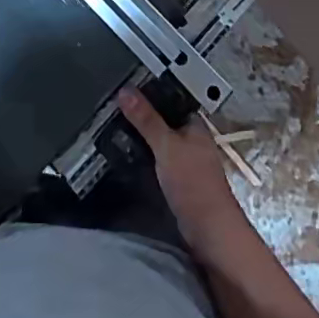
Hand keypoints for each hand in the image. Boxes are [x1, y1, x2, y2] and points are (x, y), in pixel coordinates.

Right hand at [118, 87, 245, 243]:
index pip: (170, 98)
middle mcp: (190, 139)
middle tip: (109, 107)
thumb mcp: (167, 146)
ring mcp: (184, 160)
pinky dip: (141, 155)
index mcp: (194, 124)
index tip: (122, 86)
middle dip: (139, 115)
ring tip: (109, 127)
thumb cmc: (194, 183)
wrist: (209, 231)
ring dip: (139, 136)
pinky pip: (155, 159)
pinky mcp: (176, 179)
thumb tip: (125, 91)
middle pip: (162, 119)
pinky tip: (123, 154)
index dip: (148, 91)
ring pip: (157, 140)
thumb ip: (146, 120)